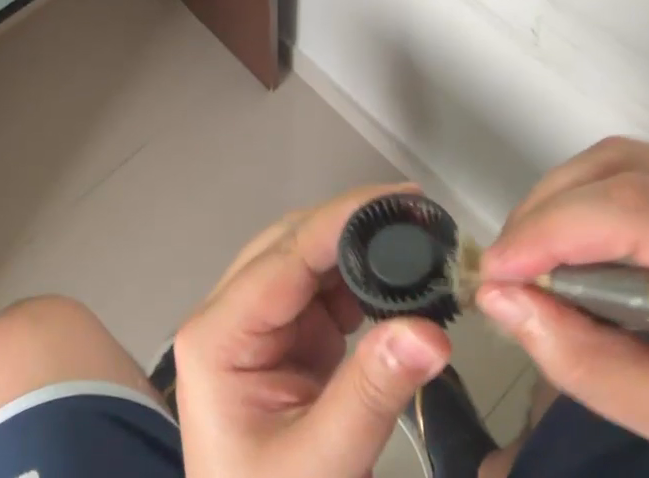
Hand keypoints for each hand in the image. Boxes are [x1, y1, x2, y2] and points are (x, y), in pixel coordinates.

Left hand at [175, 184, 451, 477]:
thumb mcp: (321, 461)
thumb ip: (371, 392)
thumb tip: (431, 330)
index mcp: (217, 336)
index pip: (282, 258)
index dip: (341, 221)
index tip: (399, 198)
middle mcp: (230, 317)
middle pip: (291, 247)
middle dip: (353, 226)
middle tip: (420, 214)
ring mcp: (259, 328)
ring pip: (310, 263)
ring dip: (362, 251)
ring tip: (420, 240)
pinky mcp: (287, 343)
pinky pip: (325, 295)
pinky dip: (364, 284)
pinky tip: (401, 281)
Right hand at [475, 138, 648, 477]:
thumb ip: (591, 365)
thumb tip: (499, 298)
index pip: (644, 211)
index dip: (553, 230)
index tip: (495, 274)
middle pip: (629, 168)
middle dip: (548, 212)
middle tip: (507, 273)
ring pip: (628, 159)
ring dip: (563, 202)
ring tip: (535, 262)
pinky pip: (645, 172)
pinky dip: (591, 202)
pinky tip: (578, 250)